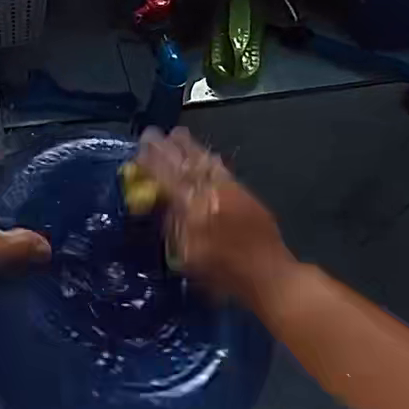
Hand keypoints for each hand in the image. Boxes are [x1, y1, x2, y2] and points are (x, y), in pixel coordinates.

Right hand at [136, 126, 293, 303]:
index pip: (167, 178)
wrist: (270, 275)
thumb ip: (173, 225)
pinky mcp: (244, 191)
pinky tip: (204, 153)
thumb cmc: (223, 273)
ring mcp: (230, 189)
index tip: (139, 150)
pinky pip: (221, 168)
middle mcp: (211, 193)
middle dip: (166, 147)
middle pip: (185, 164)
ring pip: (205, 161)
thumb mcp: (188, 256)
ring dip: (188, 146)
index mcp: (194, 209)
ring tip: (176, 133)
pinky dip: (209, 158)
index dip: (151, 163)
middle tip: (151, 133)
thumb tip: (162, 202)